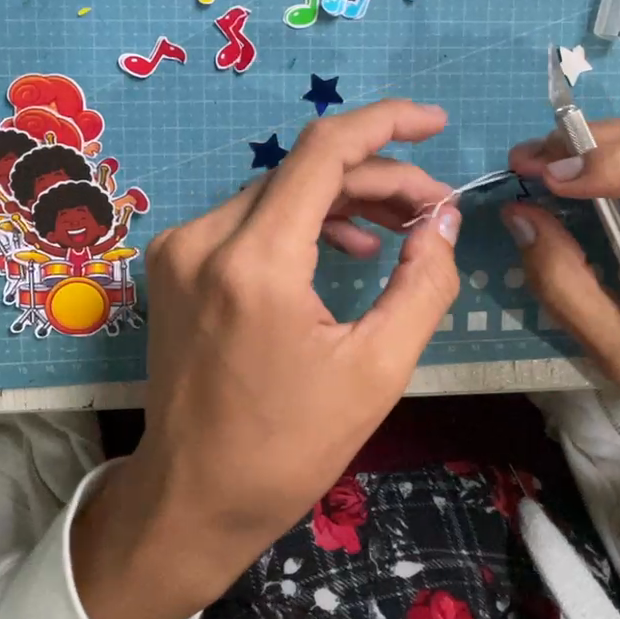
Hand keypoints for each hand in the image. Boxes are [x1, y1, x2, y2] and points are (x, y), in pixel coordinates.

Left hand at [73, 100, 463, 618]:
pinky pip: (250, 218)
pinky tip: (344, 247)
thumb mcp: (377, 369)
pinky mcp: (175, 261)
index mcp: (254, 262)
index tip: (435, 123)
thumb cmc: (290, 446)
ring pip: (278, 191)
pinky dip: (300, 221)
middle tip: (433, 207)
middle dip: (377, 177)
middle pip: (304, 171)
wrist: (194, 495)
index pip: (323, 151)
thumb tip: (444, 218)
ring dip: (342, 198)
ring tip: (398, 228)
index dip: (386, 123)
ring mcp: (182, 246)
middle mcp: (206, 237)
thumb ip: (423, 282)